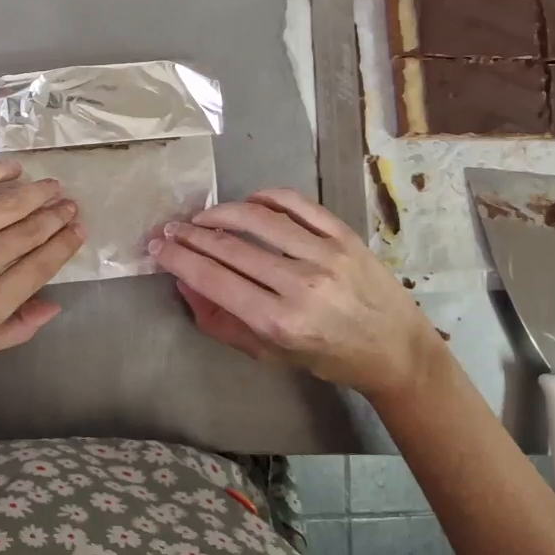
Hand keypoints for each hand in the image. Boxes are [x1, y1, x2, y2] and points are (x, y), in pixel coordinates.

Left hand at [0, 161, 83, 371]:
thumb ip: (13, 330)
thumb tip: (54, 304)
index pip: (40, 266)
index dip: (64, 244)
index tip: (78, 228)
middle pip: (29, 231)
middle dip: (56, 215)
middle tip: (70, 203)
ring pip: (6, 205)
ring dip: (36, 192)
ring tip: (53, 185)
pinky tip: (14, 169)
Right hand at [150, 188, 438, 395]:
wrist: (396, 349)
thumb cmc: (330, 358)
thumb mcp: (272, 355)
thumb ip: (223, 321)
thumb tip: (184, 284)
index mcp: (280, 322)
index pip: (215, 280)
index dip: (180, 260)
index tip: (158, 247)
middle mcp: (300, 285)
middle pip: (230, 247)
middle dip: (191, 234)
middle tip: (170, 228)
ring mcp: (324, 254)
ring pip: (258, 219)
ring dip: (220, 212)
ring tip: (202, 216)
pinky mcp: (343, 235)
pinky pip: (295, 204)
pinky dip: (265, 197)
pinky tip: (248, 202)